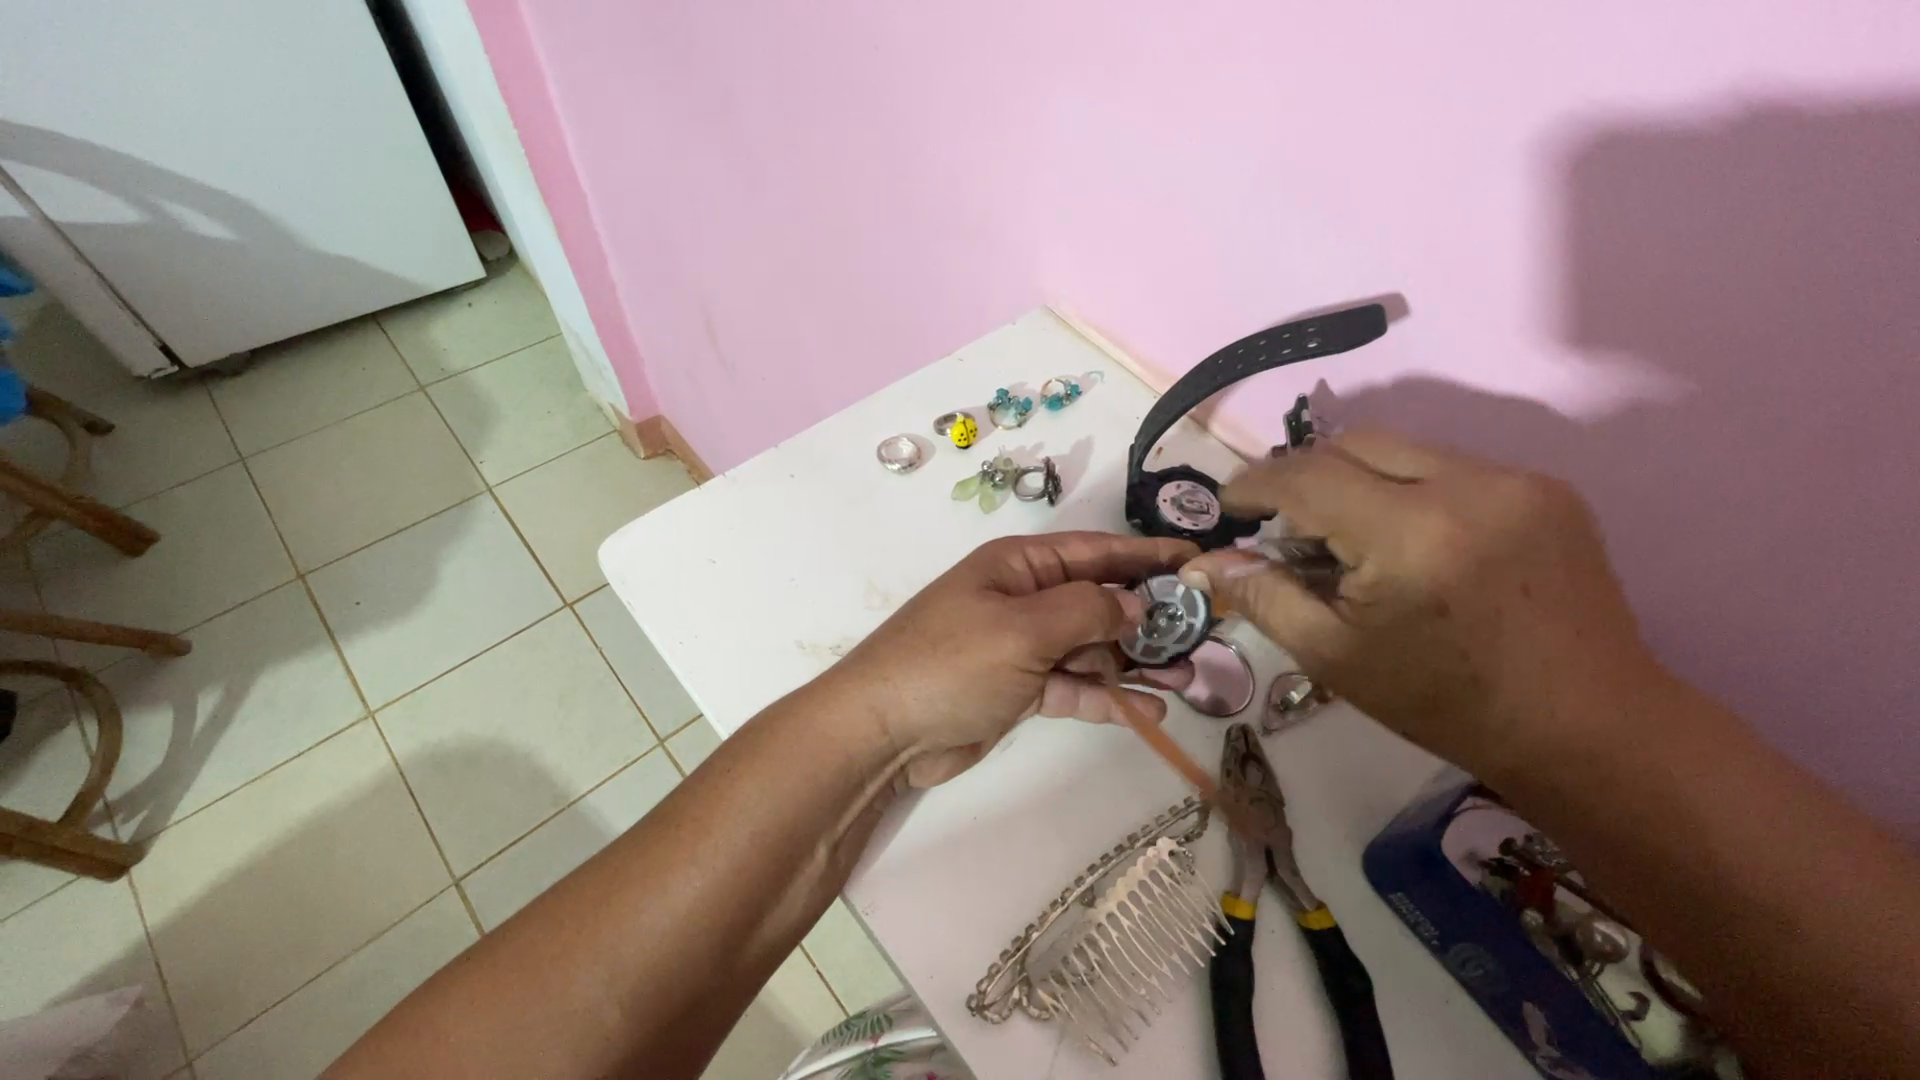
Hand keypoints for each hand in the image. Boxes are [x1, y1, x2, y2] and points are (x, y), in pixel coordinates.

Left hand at [822, 532, 1197, 787]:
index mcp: (1021, 566)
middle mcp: (1025, 600)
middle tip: (1205, 633)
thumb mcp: (1023, 629)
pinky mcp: (1021, 691)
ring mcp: (1023, 647)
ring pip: (1093, 648)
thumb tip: (1138, 605)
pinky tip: (1149, 711)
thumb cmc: (950, 663)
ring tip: (1187, 677)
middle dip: (1151, 618)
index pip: (1097, 552)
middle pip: (1100, 601)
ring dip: (1136, 662)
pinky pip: (1075, 687)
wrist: (883, 731)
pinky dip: (1108, 697)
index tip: (1199, 562)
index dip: (1149, 556)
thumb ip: (1087, 612)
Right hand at [1181, 433, 1662, 779]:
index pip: (1307, 476)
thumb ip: (1263, 595)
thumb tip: (1208, 561)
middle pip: (1353, 444)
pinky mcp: (1547, 488)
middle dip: (1304, 474)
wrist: (1586, 724)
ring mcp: (1516, 481)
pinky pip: (1450, 467)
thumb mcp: (1333, 657)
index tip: (1230, 503)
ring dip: (1357, 479)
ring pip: (1403, 450)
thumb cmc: (1444, 701)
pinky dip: (1409, 490)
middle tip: (1284, 522)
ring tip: (1348, 535)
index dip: (1256, 483)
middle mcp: (1467, 487)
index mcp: (1409, 536)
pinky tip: (1410, 541)